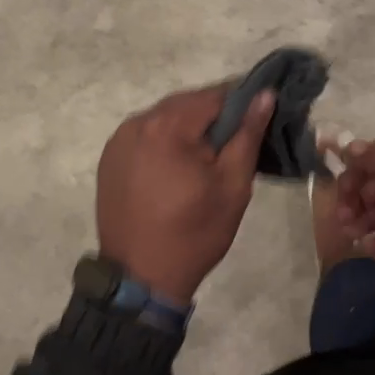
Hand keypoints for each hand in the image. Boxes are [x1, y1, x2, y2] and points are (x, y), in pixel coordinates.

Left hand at [95, 83, 274, 301]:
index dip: (239, 104)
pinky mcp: (110, 158)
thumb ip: (248, 134)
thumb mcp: (232, 185)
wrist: (141, 279)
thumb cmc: (194, 233)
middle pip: (186, 104)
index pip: (214, 95)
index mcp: (168, 125)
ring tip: (206, 158)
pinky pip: (145, 135)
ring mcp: (119, 139)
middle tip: (234, 144)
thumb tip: (265, 94)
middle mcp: (138, 122)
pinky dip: (164, 142)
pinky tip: (176, 168)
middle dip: (212, 117)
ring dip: (187, 129)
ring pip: (164, 118)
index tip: (255, 122)